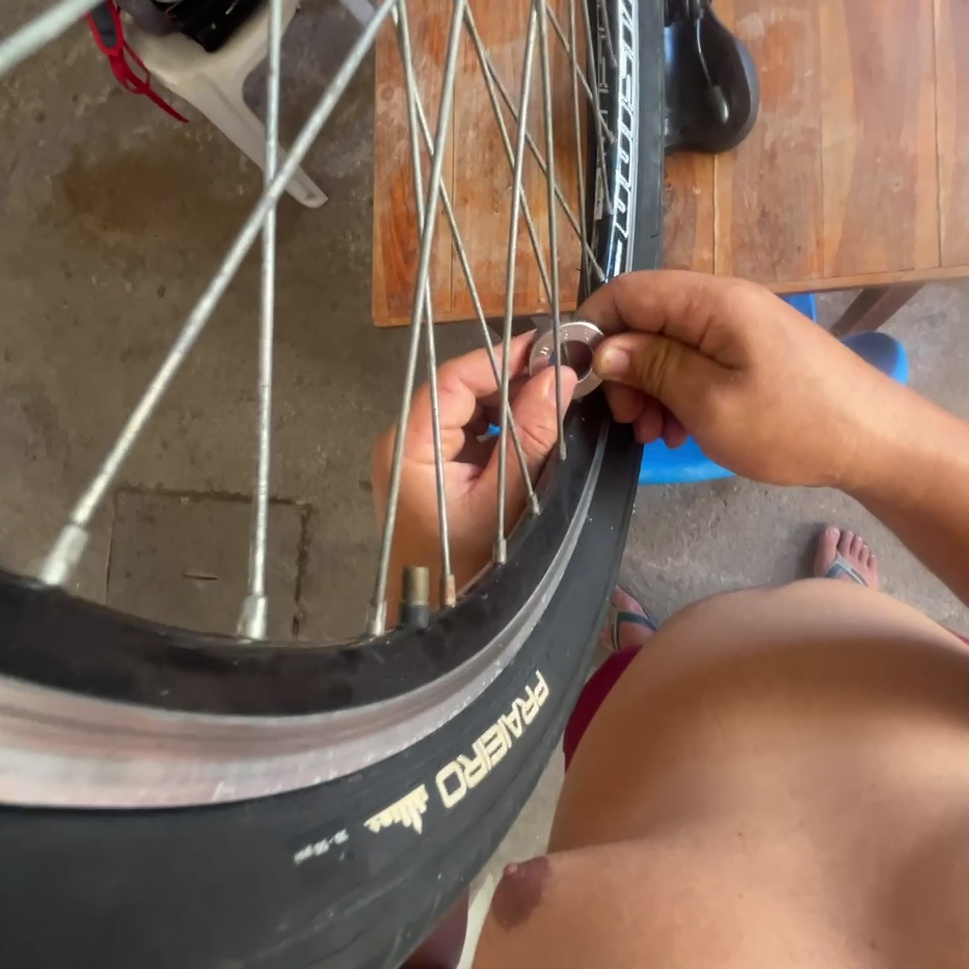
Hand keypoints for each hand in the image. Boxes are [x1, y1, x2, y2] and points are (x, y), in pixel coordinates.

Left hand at [371, 333, 576, 601]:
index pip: (452, 379)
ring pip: (467, 410)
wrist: (441, 622)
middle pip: (459, 391)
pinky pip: (470, 434)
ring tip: (556, 400)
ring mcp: (417, 457)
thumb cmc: (469, 568)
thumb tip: (561, 374)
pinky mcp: (433, 471)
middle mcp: (404, 442)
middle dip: (510, 380)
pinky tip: (535, 431)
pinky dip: (503, 428)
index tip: (548, 346)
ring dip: (510, 403)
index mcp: (408, 446)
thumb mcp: (507, 501)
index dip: (499, 357)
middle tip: (563, 374)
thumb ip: (532, 437)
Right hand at [575, 270, 907, 488]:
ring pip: (667, 345)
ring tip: (655, 434)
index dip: (591, 328)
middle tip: (628, 420)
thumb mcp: (710, 403)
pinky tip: (681, 430)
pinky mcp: (750, 351)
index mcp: (711, 301)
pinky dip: (677, 393)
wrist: (877, 442)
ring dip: (649, 388)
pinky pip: (695, 361)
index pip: (626, 291)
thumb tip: (603, 348)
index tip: (577, 379)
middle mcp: (722, 303)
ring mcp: (738, 327)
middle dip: (623, 368)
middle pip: (644, 319)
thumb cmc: (793, 424)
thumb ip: (653, 368)